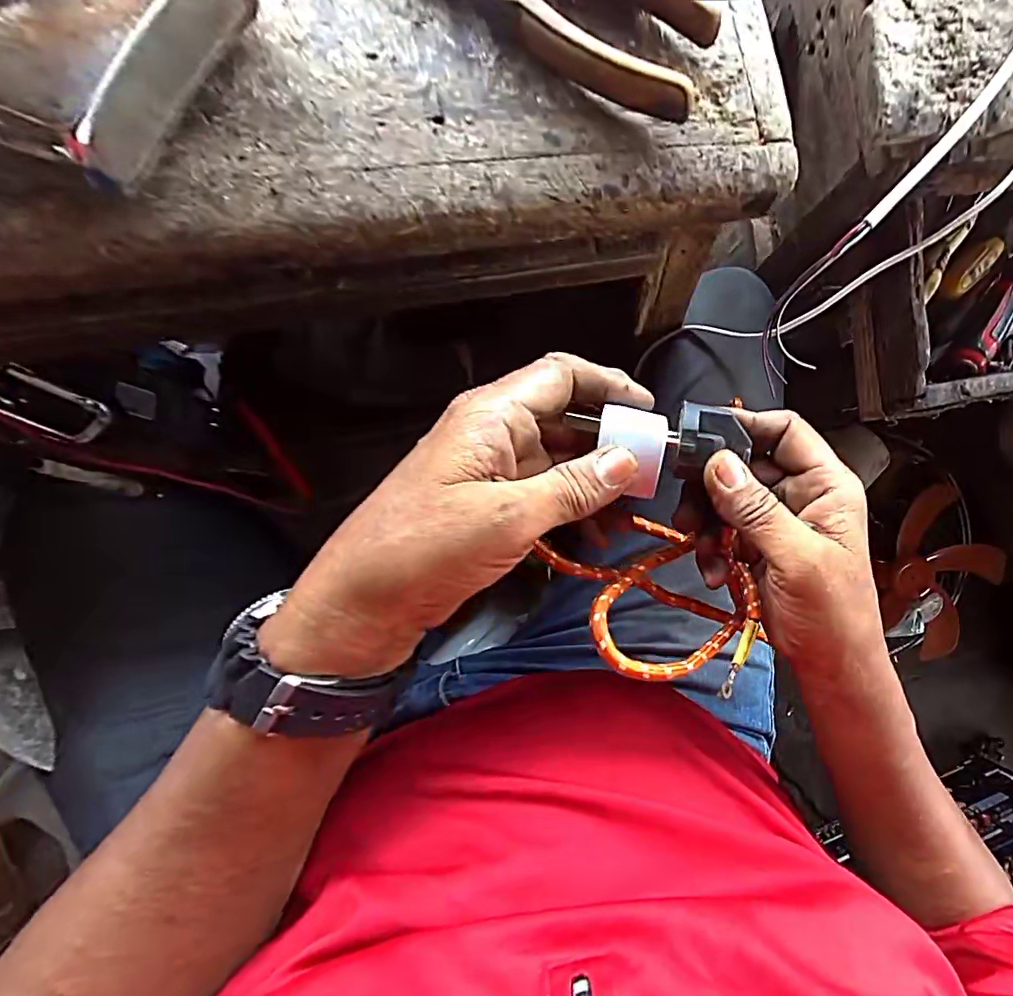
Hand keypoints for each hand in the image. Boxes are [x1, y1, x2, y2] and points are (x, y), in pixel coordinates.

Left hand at [259, 354, 652, 676]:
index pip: (561, 376)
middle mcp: (497, 434)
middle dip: (615, 444)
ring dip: (602, 483)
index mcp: (492, 417)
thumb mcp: (509, 516)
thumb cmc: (424, 548)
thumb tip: (629, 461)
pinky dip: (580, 508)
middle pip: (570, 420)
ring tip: (630, 514)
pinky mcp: (497, 504)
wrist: (362, 603)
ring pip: (566, 461)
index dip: (610, 385)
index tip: (649, 412)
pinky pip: (552, 493)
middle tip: (651, 474)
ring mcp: (497, 470)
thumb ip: (574, 486)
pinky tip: (600, 534)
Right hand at [678, 410, 886, 674]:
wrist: (833, 666)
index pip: (787, 431)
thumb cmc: (835, 616)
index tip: (704, 438)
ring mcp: (781, 523)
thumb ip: (756, 509)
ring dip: (710, 523)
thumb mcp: (796, 558)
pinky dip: (714, 548)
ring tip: (706, 550)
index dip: (747, 427)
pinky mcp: (764, 548)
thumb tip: (719, 464)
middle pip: (748, 465)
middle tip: (691, 510)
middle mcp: (805, 498)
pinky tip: (717, 571)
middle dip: (715, 487)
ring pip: (731, 499)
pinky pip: (727, 532)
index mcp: (828, 487)